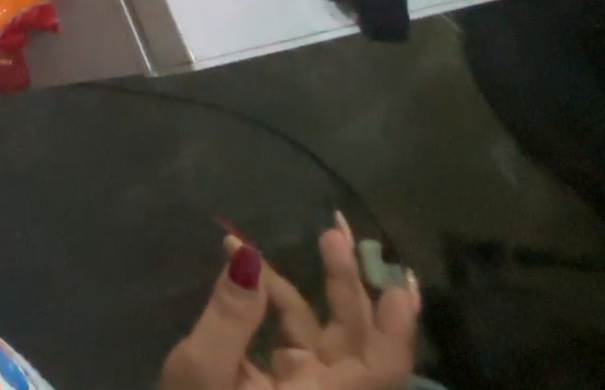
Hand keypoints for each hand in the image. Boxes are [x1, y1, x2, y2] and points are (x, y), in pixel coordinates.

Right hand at [159, 216, 419, 389]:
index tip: (401, 278)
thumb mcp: (203, 367)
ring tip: (295, 241)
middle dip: (351, 285)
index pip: (380, 366)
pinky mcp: (287, 385)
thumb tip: (249, 255)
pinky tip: (256, 270)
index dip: (396, 325)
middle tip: (333, 230)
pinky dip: (279, 301)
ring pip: (329, 335)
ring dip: (316, 287)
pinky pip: (298, 339)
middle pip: (359, 342)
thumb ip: (231, 314)